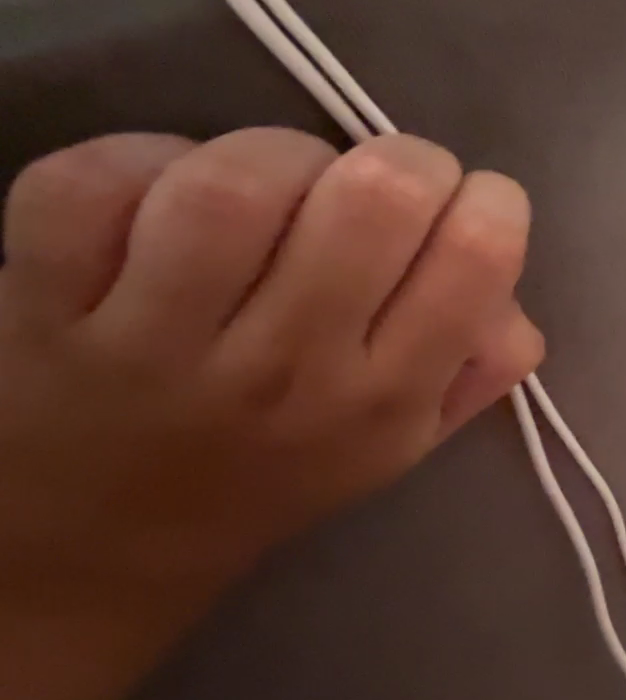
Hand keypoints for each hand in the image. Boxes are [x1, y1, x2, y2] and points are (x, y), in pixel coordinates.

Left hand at [0, 128, 543, 699]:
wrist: (105, 545)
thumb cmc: (291, 467)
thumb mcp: (420, 434)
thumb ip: (489, 360)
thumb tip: (505, 291)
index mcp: (391, 394)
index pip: (479, 253)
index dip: (491, 200)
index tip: (468, 210)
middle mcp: (290, 368)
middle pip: (376, 197)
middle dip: (404, 160)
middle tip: (386, 183)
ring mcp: (157, 341)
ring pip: (238, 182)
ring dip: (281, 155)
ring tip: (282, 185)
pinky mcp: (39, 308)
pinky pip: (90, 185)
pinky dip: (140, 157)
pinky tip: (168, 191)